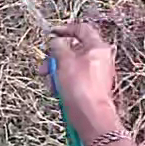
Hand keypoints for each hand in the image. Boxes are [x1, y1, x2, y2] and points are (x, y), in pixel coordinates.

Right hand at [47, 22, 121, 138]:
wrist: (90, 116)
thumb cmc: (80, 87)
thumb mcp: (64, 61)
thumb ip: (58, 47)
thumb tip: (56, 41)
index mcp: (97, 47)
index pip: (81, 29)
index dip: (64, 30)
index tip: (51, 34)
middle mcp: (99, 58)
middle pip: (74, 49)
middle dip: (55, 57)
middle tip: (45, 65)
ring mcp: (96, 73)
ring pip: (71, 65)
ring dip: (56, 71)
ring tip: (49, 82)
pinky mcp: (91, 87)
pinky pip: (73, 78)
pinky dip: (63, 81)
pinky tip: (56, 90)